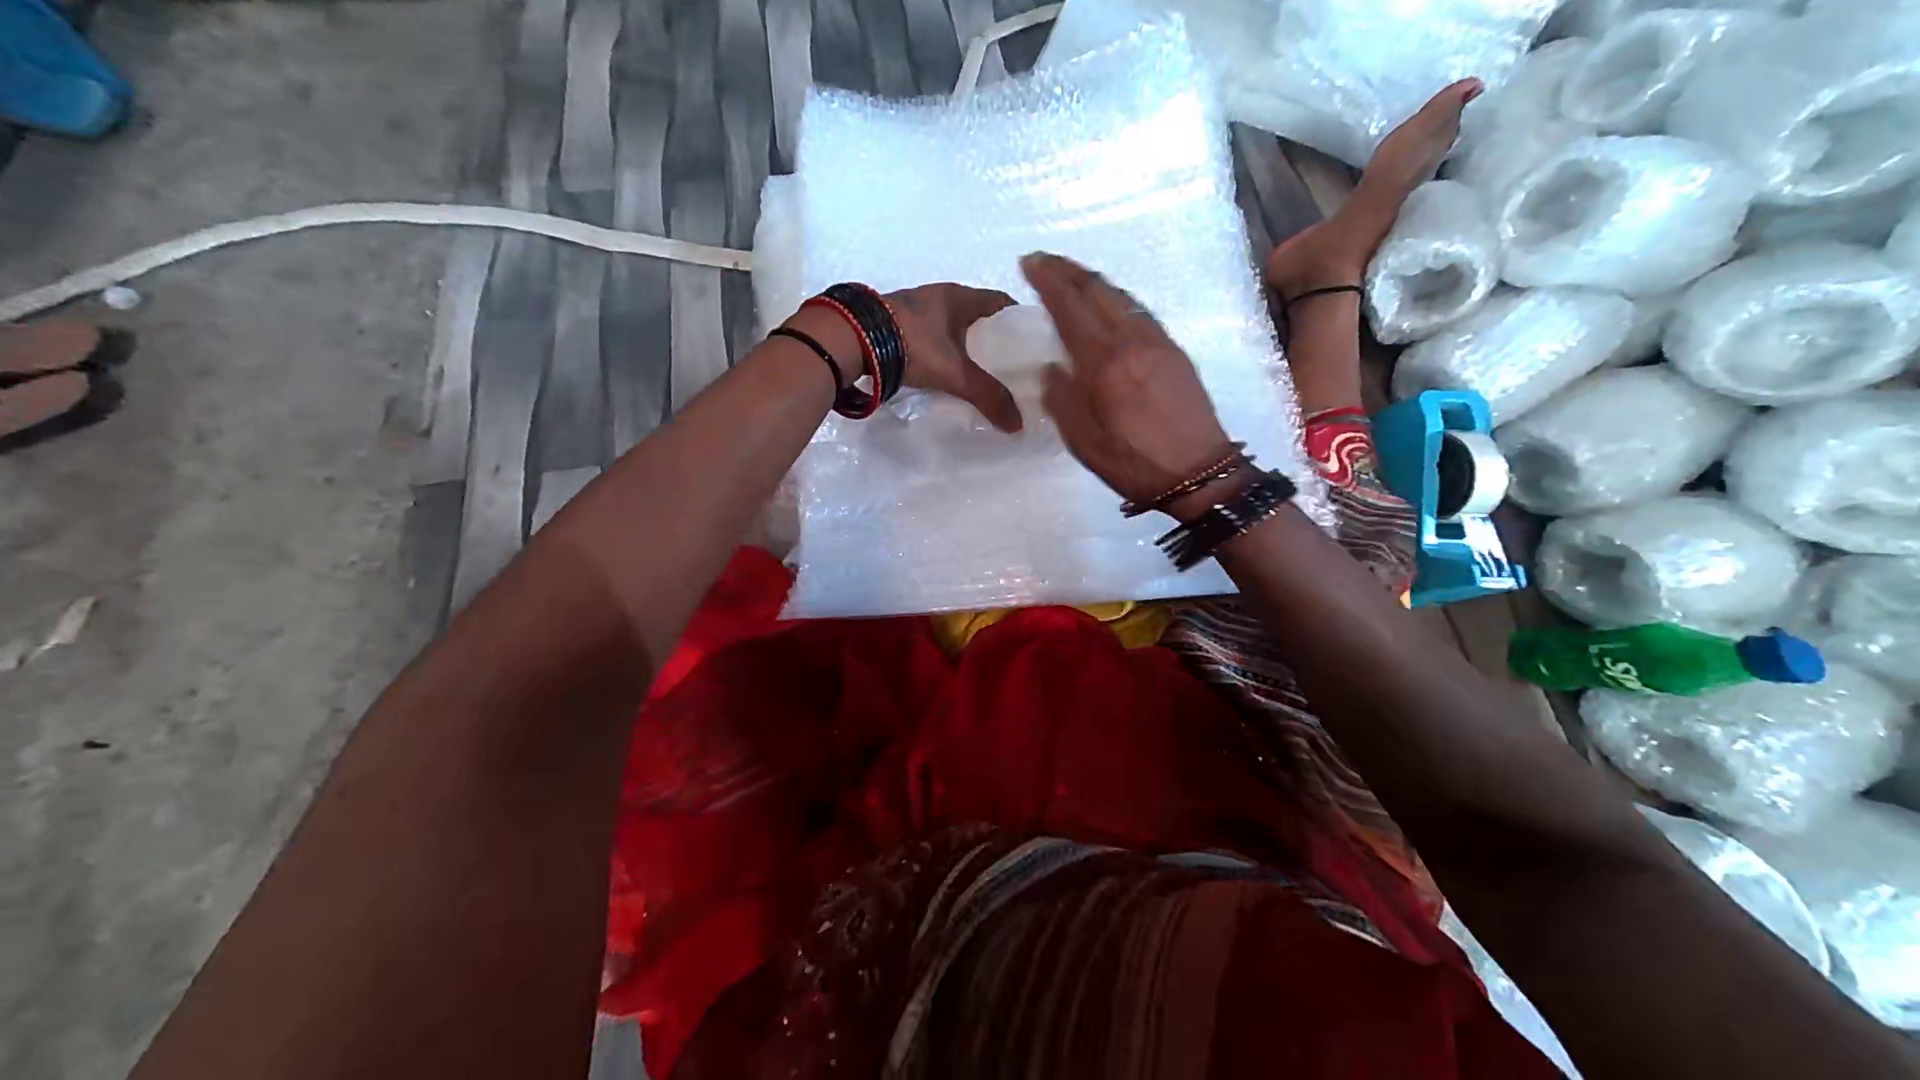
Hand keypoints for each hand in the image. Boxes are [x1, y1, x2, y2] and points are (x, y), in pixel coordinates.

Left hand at [780, 283, 1021, 430]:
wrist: (852, 340)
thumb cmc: (912, 345)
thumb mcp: (954, 372)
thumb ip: (986, 395)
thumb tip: (1018, 424)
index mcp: (960, 297)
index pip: (1002, 303)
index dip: (1021, 322)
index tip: (1033, 347)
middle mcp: (940, 297)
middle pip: (980, 318)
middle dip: (996, 340)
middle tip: (1012, 368)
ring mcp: (917, 311)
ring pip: (956, 329)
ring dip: (969, 348)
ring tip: (985, 376)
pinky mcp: (900, 327)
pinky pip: (936, 339)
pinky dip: (947, 354)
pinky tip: (950, 374)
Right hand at [1021, 253, 1234, 505]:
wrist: (1201, 473)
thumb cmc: (1135, 463)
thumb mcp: (1084, 442)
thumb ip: (1062, 400)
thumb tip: (1052, 368)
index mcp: (1105, 362)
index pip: (1070, 308)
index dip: (1048, 281)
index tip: (1029, 263)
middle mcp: (1133, 341)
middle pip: (1098, 290)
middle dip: (1068, 270)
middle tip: (1045, 260)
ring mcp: (1158, 342)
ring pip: (1121, 297)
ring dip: (1093, 280)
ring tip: (1072, 276)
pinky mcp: (1175, 351)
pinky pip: (1139, 311)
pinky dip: (1116, 298)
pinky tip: (1110, 304)